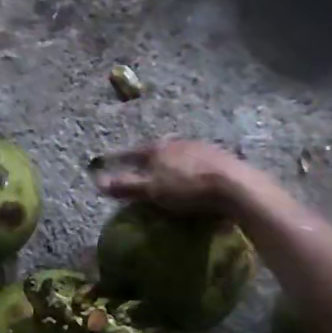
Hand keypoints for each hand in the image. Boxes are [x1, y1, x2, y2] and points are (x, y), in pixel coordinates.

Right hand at [92, 140, 251, 214]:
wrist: (234, 185)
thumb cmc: (188, 188)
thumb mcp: (152, 190)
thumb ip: (126, 185)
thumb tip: (97, 181)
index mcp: (159, 147)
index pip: (132, 152)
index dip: (118, 158)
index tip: (106, 160)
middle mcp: (179, 142)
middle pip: (157, 150)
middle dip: (148, 159)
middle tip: (141, 169)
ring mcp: (202, 148)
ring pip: (179, 154)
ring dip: (172, 164)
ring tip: (168, 176)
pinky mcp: (221, 158)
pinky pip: (199, 163)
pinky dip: (191, 170)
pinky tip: (195, 180)